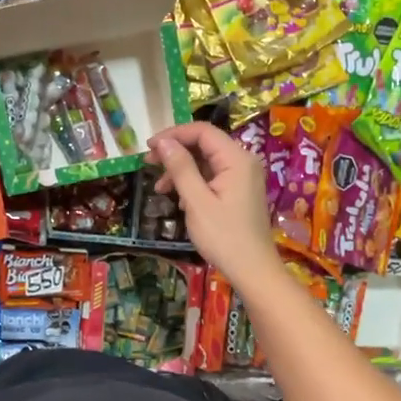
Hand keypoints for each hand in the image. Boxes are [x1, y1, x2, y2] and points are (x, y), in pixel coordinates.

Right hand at [149, 122, 277, 283]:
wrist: (252, 269)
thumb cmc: (224, 236)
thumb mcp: (197, 201)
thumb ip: (181, 168)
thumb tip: (163, 142)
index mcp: (236, 158)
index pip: (202, 131)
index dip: (173, 134)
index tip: (149, 148)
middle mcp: (243, 161)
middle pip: (205, 144)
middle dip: (176, 152)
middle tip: (149, 165)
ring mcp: (243, 177)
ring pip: (207, 162)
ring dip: (182, 170)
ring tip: (160, 189)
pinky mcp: (240, 192)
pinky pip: (213, 177)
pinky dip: (194, 182)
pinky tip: (180, 199)